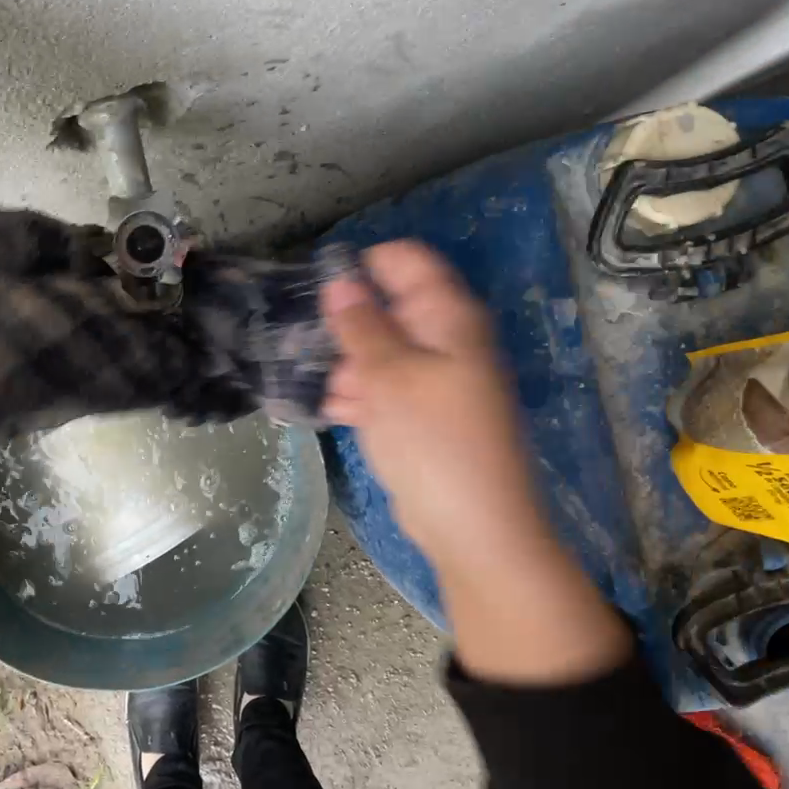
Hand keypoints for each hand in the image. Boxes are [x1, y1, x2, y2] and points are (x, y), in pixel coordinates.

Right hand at [322, 241, 628, 684]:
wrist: (473, 526)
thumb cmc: (432, 441)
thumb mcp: (387, 376)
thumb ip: (361, 325)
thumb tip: (340, 280)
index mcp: (449, 317)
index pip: (405, 261)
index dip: (361, 267)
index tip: (318, 293)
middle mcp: (447, 340)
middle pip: (388, 309)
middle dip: (349, 328)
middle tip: (314, 352)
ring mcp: (437, 380)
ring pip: (382, 353)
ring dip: (350, 369)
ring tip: (331, 397)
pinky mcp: (426, 416)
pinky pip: (387, 390)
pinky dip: (362, 398)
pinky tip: (337, 415)